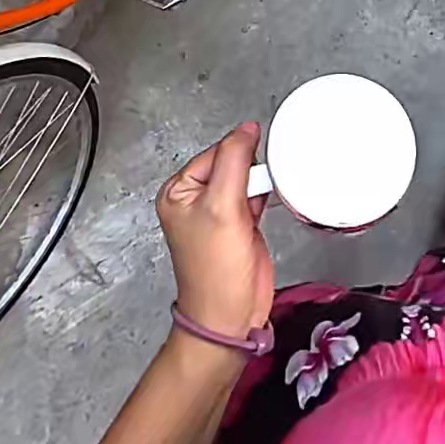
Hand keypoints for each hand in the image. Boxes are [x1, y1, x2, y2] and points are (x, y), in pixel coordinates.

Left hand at [156, 122, 273, 340]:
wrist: (231, 314)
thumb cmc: (215, 272)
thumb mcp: (222, 206)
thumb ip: (234, 161)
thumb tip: (245, 129)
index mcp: (179, 190)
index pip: (215, 151)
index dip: (237, 157)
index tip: (251, 171)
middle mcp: (196, 198)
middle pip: (232, 162)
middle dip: (249, 173)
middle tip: (251, 195)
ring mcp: (219, 211)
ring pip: (246, 177)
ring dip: (258, 185)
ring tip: (254, 209)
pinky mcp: (240, 222)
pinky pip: (256, 194)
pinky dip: (265, 197)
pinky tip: (263, 211)